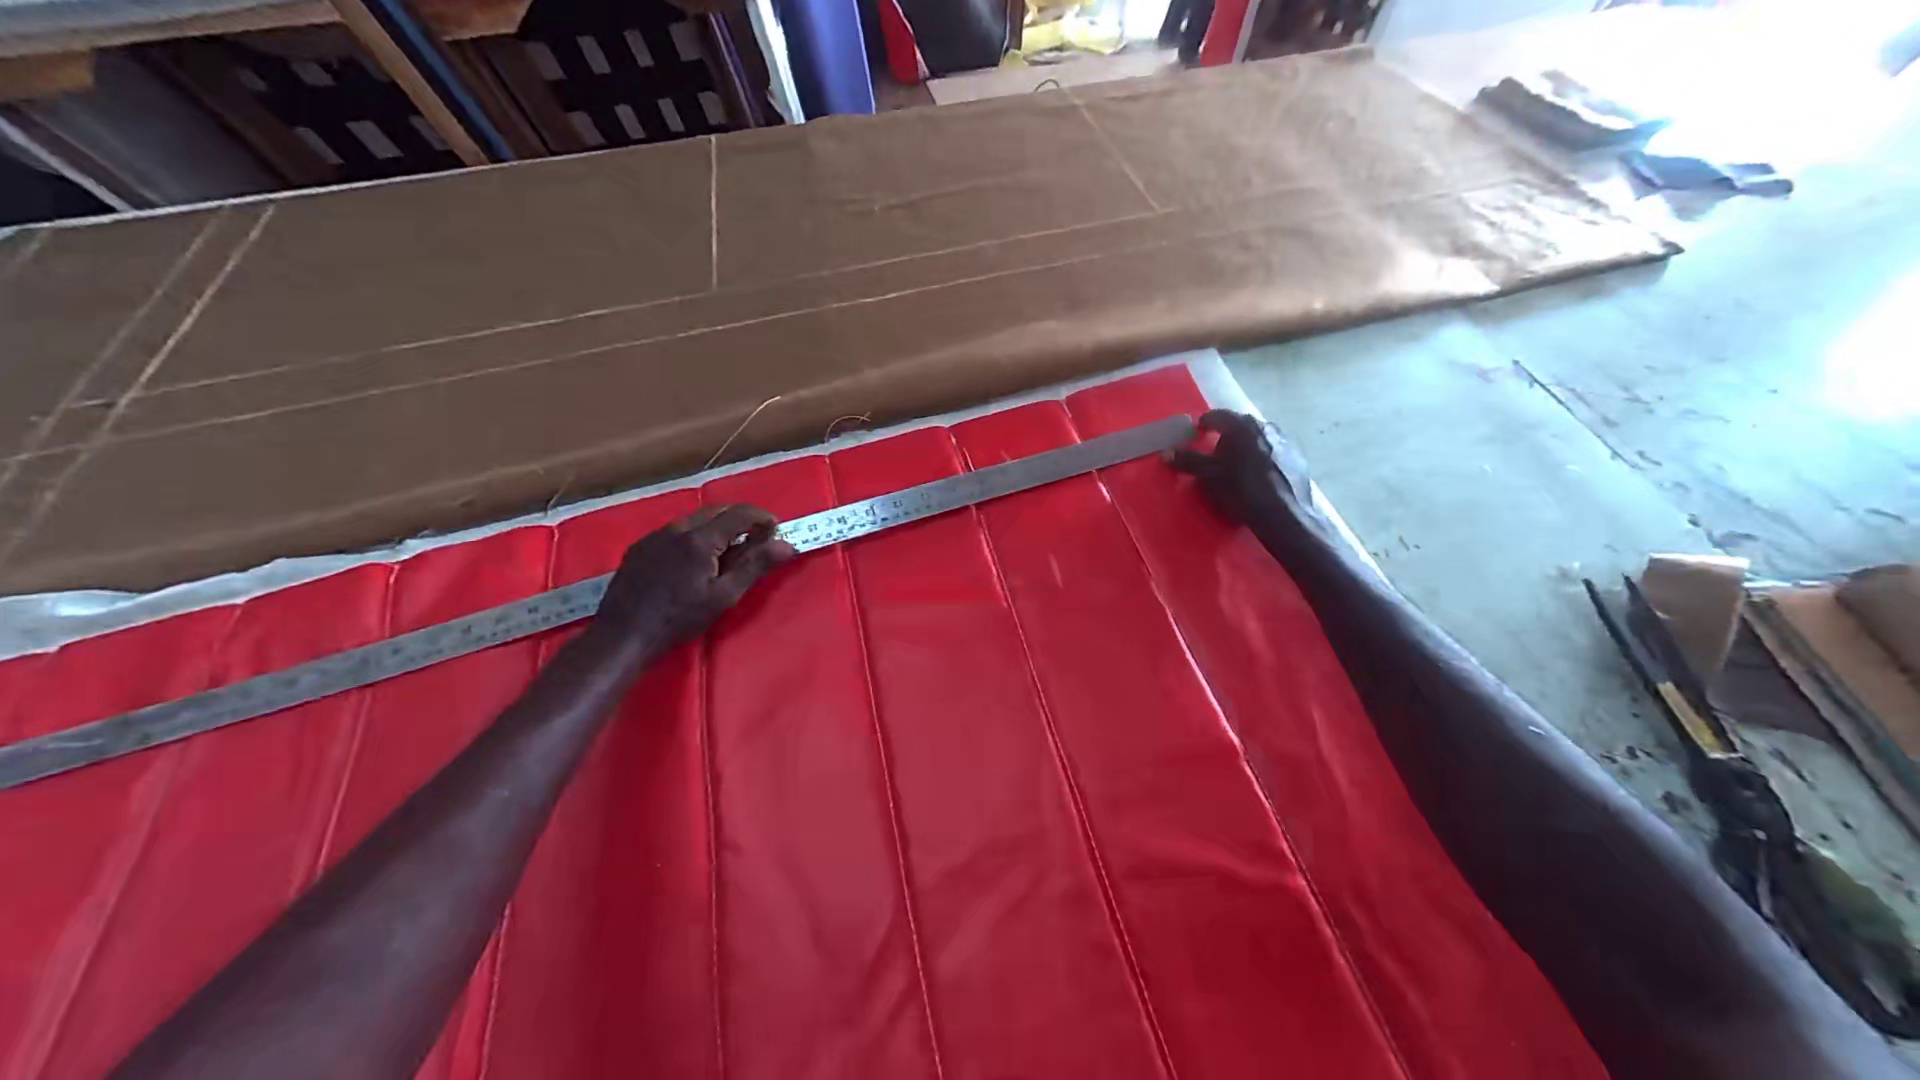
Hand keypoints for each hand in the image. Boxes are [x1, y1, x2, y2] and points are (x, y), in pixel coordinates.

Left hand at [593, 504, 796, 652]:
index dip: (762, 518)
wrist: (624, 634)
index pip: (740, 513)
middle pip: (717, 510)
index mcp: (700, 539)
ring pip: (695, 519)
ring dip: (717, 526)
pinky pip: (676, 531)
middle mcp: (677, 528)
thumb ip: (755, 566)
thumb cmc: (679, 618)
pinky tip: (695, 560)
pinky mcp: (641, 546)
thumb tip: (787, 545)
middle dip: (741, 519)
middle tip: (756, 540)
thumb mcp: (724, 596)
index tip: (776, 530)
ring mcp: (656, 535)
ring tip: (727, 551)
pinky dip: (695, 535)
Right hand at [1168, 410, 1302, 520]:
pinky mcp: (1298, 456)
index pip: (1217, 416)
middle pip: (1240, 426)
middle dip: (1227, 437)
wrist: (1284, 514)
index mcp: (1242, 425)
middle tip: (1216, 454)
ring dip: (1247, 446)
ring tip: (1239, 466)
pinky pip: (1275, 450)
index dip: (1204, 424)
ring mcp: (1286, 440)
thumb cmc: (1242, 490)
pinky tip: (1260, 476)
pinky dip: (1264, 457)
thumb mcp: (1210, 476)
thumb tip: (1166, 453)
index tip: (1197, 433)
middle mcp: (1266, 425)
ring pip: (1259, 437)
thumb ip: (1189, 461)